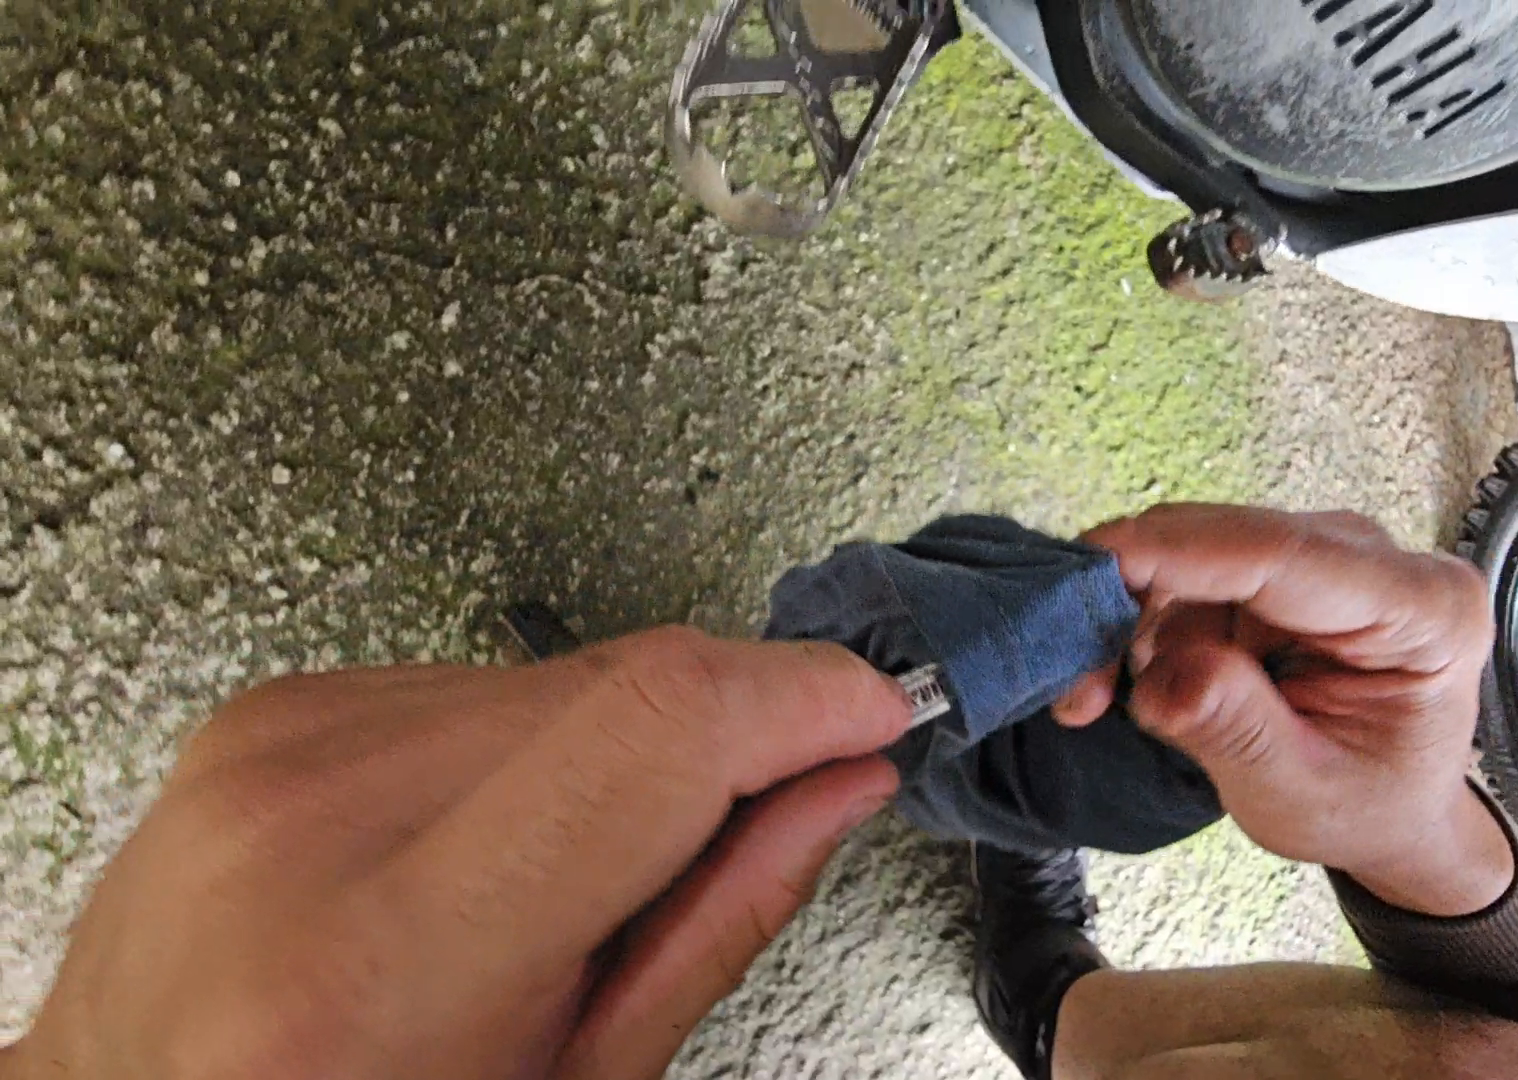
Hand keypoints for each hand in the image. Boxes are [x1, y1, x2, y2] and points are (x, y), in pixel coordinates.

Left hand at [5, 628, 910, 1079]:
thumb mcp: (590, 1077)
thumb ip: (739, 903)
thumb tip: (851, 777)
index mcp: (387, 961)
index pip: (666, 727)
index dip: (804, 692)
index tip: (877, 707)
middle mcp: (320, 818)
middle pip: (643, 677)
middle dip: (753, 717)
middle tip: (779, 786)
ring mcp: (294, 738)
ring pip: (597, 668)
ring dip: (661, 733)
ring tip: (620, 839)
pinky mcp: (297, 700)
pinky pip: (524, 677)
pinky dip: (580, 729)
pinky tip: (539, 812)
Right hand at [1054, 505, 1511, 916]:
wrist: (1384, 805)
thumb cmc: (1362, 805)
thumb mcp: (1299, 794)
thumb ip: (1235, 731)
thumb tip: (1164, 679)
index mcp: (1422, 610)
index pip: (1283, 556)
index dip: (1178, 553)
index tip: (1092, 562)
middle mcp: (1374, 560)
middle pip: (1226, 540)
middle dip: (1134, 592)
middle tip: (1074, 673)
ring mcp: (1320, 554)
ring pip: (1189, 550)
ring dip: (1129, 614)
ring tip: (1095, 693)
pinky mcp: (1273, 565)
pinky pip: (1183, 570)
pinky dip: (1140, 617)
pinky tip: (1133, 672)